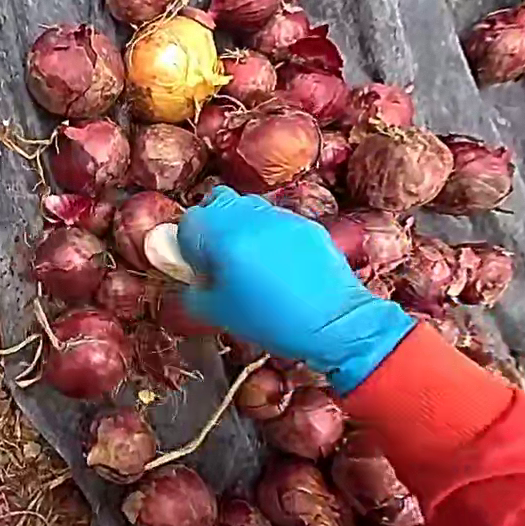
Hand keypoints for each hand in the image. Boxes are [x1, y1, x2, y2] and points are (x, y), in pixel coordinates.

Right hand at [179, 187, 413, 392]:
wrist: (335, 323)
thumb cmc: (271, 321)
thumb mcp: (218, 314)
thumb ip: (194, 289)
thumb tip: (194, 277)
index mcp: (224, 236)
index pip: (189, 220)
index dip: (188, 244)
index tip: (200, 268)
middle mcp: (251, 217)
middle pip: (217, 202)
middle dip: (212, 226)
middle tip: (220, 259)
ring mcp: (281, 217)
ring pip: (248, 208)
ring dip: (241, 228)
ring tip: (251, 263)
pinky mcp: (306, 224)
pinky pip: (276, 222)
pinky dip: (269, 236)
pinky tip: (280, 266)